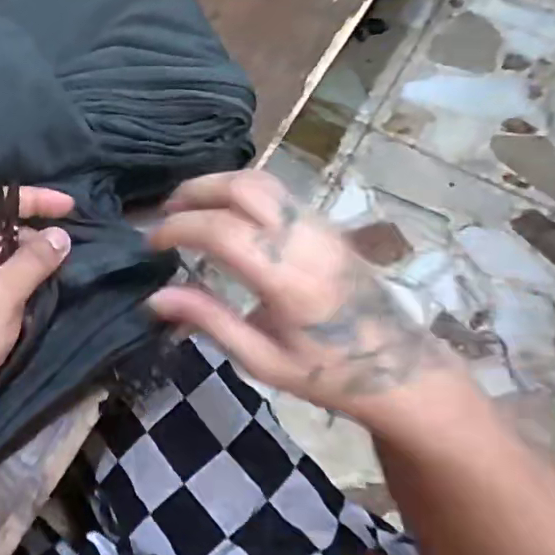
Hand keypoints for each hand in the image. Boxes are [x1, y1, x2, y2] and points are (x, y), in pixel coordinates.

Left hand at [0, 186, 76, 407]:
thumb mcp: (4, 293)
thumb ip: (34, 260)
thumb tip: (61, 235)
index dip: (36, 199)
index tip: (72, 207)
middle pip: (5, 228)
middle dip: (38, 235)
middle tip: (68, 256)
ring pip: (8, 255)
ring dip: (34, 262)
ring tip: (57, 277)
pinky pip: (5, 277)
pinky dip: (25, 281)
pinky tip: (39, 296)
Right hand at [145, 171, 465, 430]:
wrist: (404, 373)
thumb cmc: (328, 373)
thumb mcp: (261, 360)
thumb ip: (208, 320)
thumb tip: (154, 298)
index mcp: (289, 280)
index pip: (221, 231)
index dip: (176, 229)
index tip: (150, 244)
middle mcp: (307, 242)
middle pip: (242, 188)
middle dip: (194, 192)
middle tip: (164, 214)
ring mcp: (321, 228)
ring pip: (260, 181)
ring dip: (215, 186)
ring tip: (186, 208)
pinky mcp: (327, 226)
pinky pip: (275, 191)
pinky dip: (237, 192)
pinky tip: (221, 214)